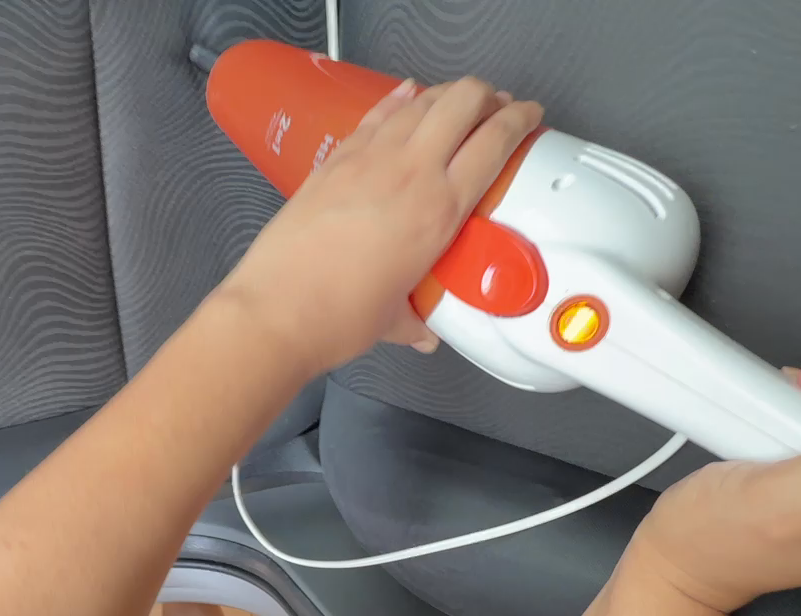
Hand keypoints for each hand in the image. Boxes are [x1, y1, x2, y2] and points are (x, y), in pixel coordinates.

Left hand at [215, 77, 544, 376]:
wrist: (273, 313)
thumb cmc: (335, 321)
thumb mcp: (389, 322)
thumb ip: (412, 322)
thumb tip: (422, 335)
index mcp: (439, 210)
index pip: (496, 141)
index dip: (519, 119)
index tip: (527, 115)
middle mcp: (409, 173)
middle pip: (462, 101)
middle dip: (485, 96)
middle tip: (492, 107)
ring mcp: (366, 161)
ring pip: (419, 101)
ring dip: (443, 95)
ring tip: (452, 103)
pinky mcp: (331, 163)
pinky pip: (374, 117)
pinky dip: (395, 102)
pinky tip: (403, 98)